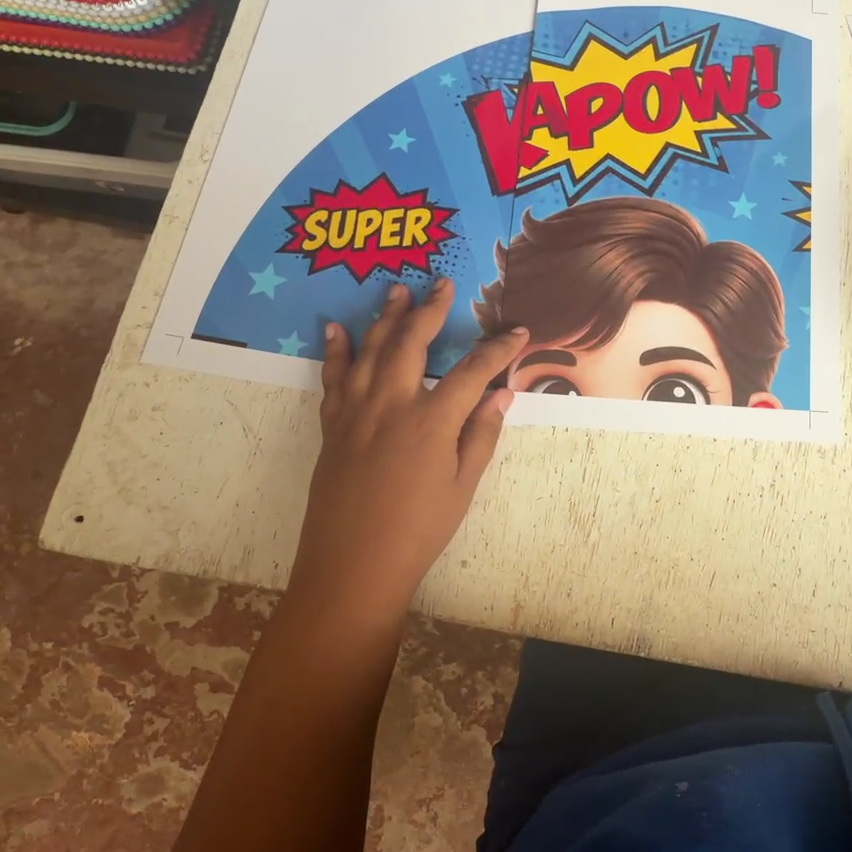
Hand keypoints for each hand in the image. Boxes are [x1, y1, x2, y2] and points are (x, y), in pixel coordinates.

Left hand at [286, 278, 528, 616]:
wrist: (351, 566)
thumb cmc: (417, 531)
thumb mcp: (462, 487)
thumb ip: (481, 436)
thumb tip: (501, 395)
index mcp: (432, 422)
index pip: (473, 371)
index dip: (499, 349)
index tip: (517, 331)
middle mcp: (392, 405)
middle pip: (413, 343)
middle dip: (431, 310)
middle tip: (442, 285)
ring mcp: (357, 412)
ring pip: (371, 350)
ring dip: (385, 317)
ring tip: (396, 290)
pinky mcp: (333, 426)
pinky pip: (334, 378)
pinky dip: (335, 350)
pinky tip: (335, 328)